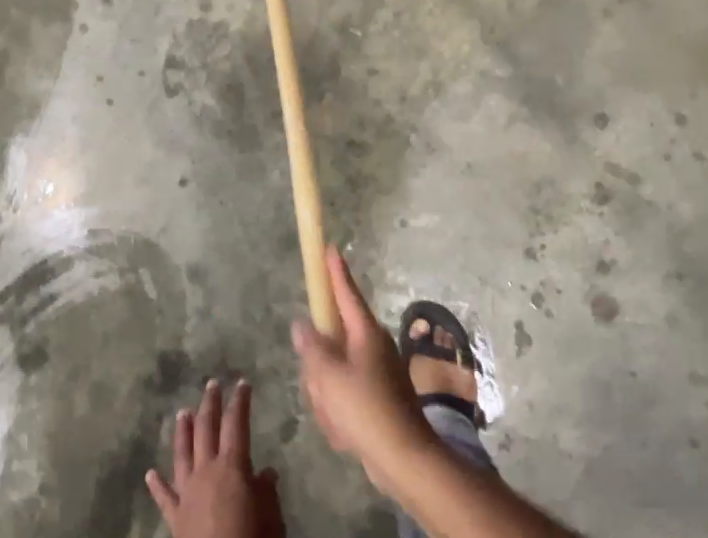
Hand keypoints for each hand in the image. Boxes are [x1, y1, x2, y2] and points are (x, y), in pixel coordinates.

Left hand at [146, 379, 284, 537]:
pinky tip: (150, 473)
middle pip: (206, 430)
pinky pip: (165, 496)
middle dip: (210, 405)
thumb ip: (267, 494)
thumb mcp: (271, 519)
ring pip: (182, 454)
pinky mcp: (175, 518)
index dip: (239, 402)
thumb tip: (265, 473)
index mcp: (232, 467)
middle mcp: (205, 472)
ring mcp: (186, 494)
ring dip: (182, 432)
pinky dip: (157, 484)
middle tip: (211, 384)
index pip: (236, 425)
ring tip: (181, 411)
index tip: (242, 382)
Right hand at [291, 246, 434, 488]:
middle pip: (330, 342)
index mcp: (365, 334)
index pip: (346, 293)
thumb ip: (312, 348)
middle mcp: (373, 348)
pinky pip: (343, 397)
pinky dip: (337, 414)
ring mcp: (376, 374)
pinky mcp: (376, 400)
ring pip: (332, 374)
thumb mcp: (328, 376)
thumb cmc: (366, 409)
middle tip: (319, 388)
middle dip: (317, 368)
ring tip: (335, 418)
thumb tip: (303, 324)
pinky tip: (344, 433)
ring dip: (325, 396)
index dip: (335, 272)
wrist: (404, 459)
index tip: (330, 248)